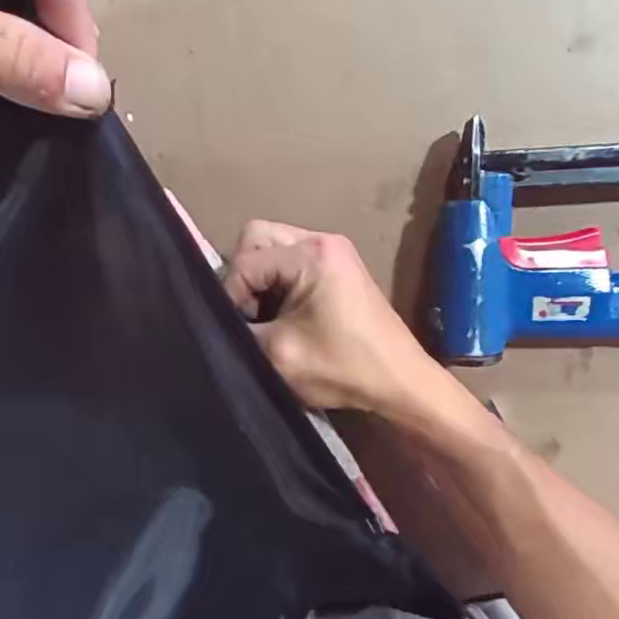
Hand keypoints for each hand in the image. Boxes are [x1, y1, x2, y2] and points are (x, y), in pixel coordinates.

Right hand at [222, 221, 443, 412]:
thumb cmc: (342, 368)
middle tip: (249, 313)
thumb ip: (239, 331)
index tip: (239, 328)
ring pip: (272, 247)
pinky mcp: (339, 265)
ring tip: (265, 316)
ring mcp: (334, 249)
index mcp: (311, 255)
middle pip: (256, 238)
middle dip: (244, 276)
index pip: (245, 261)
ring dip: (261, 279)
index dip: (231, 295)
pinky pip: (291, 259)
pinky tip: (283, 313)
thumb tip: (220, 321)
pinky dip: (279, 281)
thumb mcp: (278, 355)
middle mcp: (322, 240)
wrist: (399, 380)